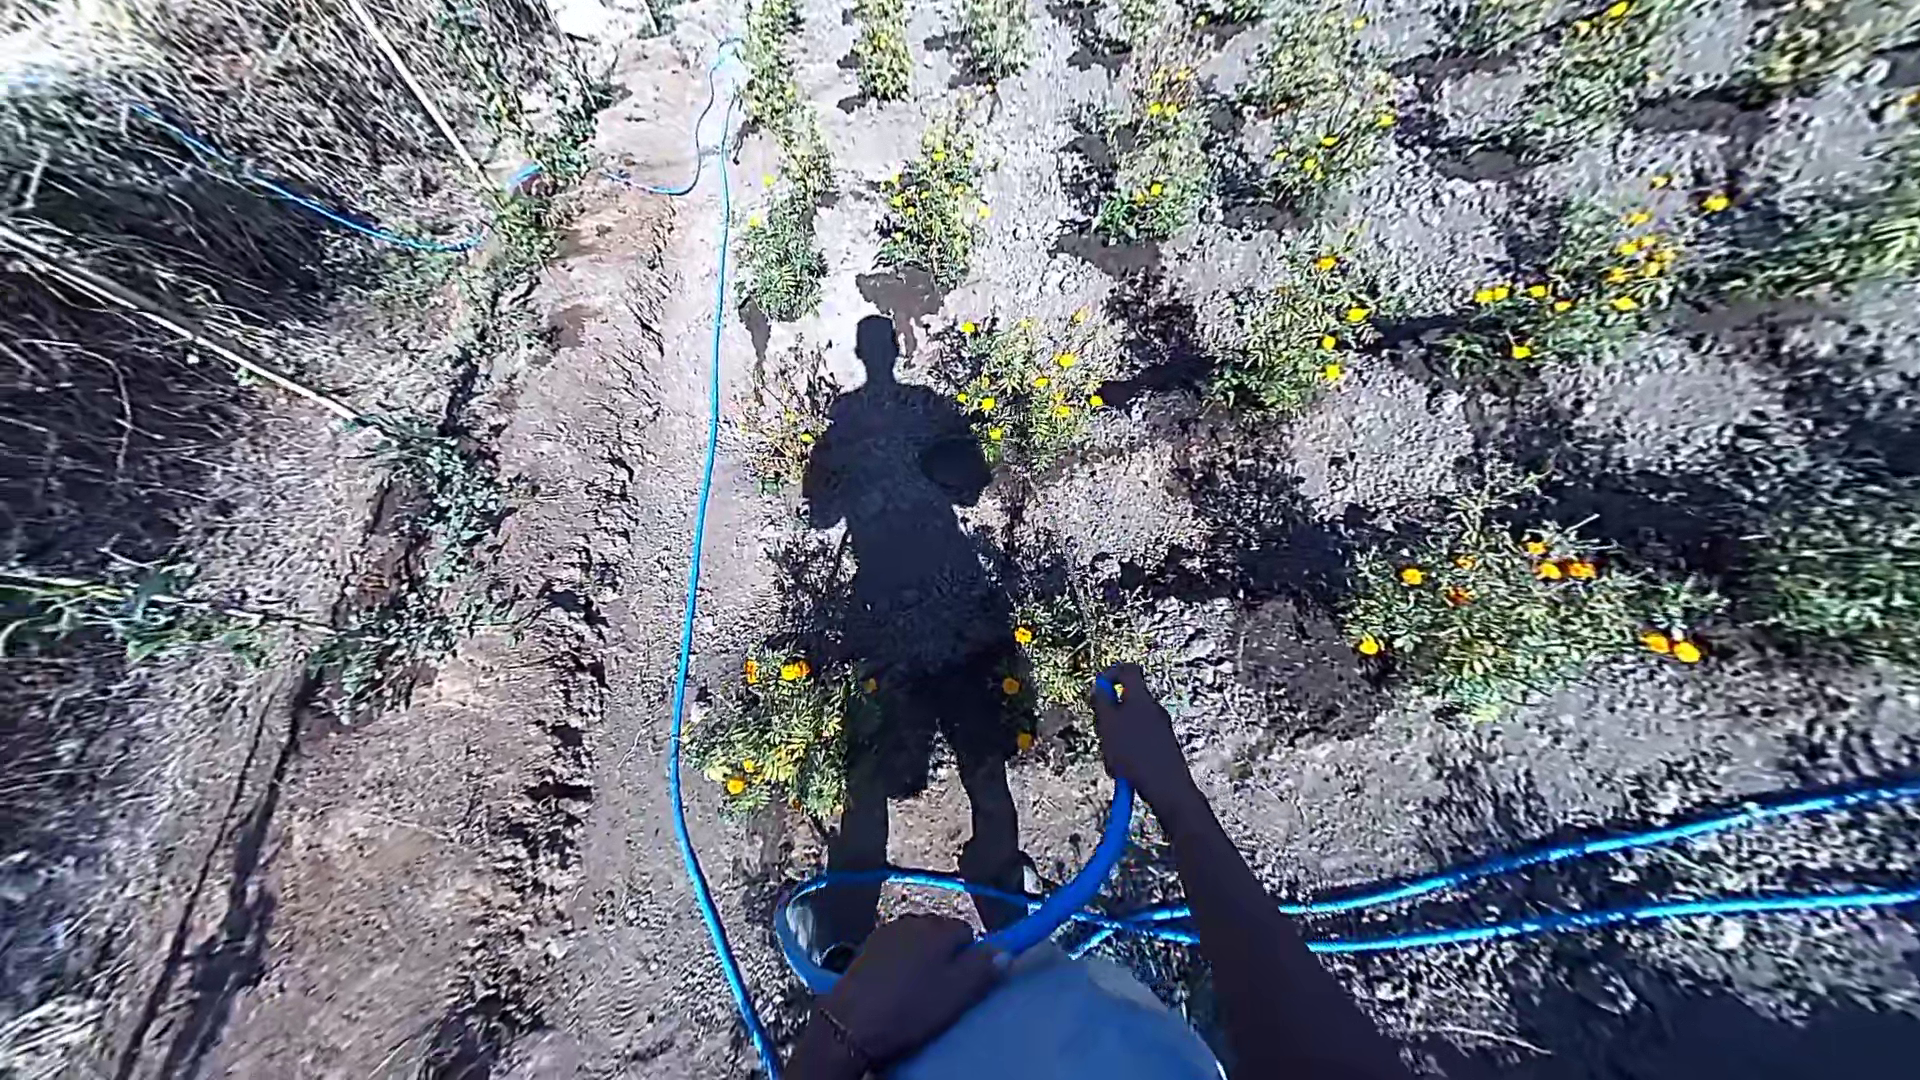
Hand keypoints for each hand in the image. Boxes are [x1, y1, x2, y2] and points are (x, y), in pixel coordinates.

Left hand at [818, 915, 1006, 1066]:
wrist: (851, 1022)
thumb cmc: (909, 1009)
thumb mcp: (955, 995)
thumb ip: (982, 969)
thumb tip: (1005, 951)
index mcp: (940, 928)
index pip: (967, 931)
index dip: (969, 956)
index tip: (964, 981)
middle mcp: (915, 919)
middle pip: (941, 932)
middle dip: (945, 953)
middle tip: (942, 988)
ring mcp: (889, 929)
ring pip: (917, 938)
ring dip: (921, 955)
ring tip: (917, 988)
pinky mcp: (869, 944)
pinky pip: (896, 946)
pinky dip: (900, 960)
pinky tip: (895, 984)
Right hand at [1093, 663, 1197, 814]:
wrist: (1167, 789)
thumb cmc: (1136, 755)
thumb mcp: (1108, 725)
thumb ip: (1101, 702)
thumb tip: (1100, 687)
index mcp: (1141, 698)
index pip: (1128, 670)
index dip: (1110, 674)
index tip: (1098, 690)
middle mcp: (1153, 709)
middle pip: (1125, 698)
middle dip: (1109, 714)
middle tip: (1102, 730)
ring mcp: (1160, 728)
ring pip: (1129, 722)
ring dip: (1116, 736)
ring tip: (1113, 756)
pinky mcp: (1163, 746)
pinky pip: (1138, 740)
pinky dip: (1126, 750)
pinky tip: (1123, 769)